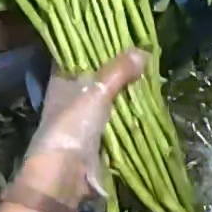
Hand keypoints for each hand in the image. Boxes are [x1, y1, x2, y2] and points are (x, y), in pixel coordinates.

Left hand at [18, 48, 150, 205]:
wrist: (64, 176)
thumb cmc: (73, 126)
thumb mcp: (97, 91)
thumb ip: (119, 71)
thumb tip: (143, 50)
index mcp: (61, 82)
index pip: (75, 56)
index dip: (92, 45)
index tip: (116, 36)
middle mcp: (69, 99)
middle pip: (94, 79)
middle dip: (116, 71)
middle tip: (142, 57)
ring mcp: (81, 122)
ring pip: (106, 101)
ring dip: (124, 95)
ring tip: (149, 78)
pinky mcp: (94, 142)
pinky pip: (114, 123)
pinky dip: (128, 118)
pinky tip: (145, 108)